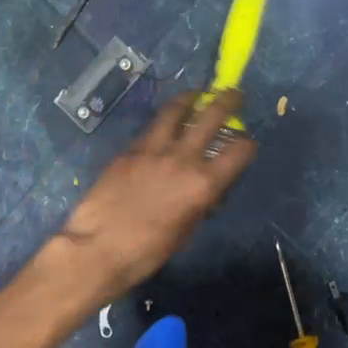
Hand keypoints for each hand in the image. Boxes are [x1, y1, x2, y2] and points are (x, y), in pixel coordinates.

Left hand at [55, 89, 257, 294]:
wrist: (99, 248)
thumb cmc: (147, 253)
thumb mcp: (184, 234)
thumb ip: (199, 207)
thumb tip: (206, 196)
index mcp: (203, 184)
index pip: (239, 152)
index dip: (248, 146)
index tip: (247, 145)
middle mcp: (182, 158)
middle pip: (212, 116)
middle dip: (228, 101)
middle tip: (234, 94)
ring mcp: (152, 150)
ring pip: (175, 111)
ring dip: (190, 98)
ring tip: (196, 94)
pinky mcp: (128, 151)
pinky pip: (150, 129)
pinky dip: (163, 122)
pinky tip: (163, 125)